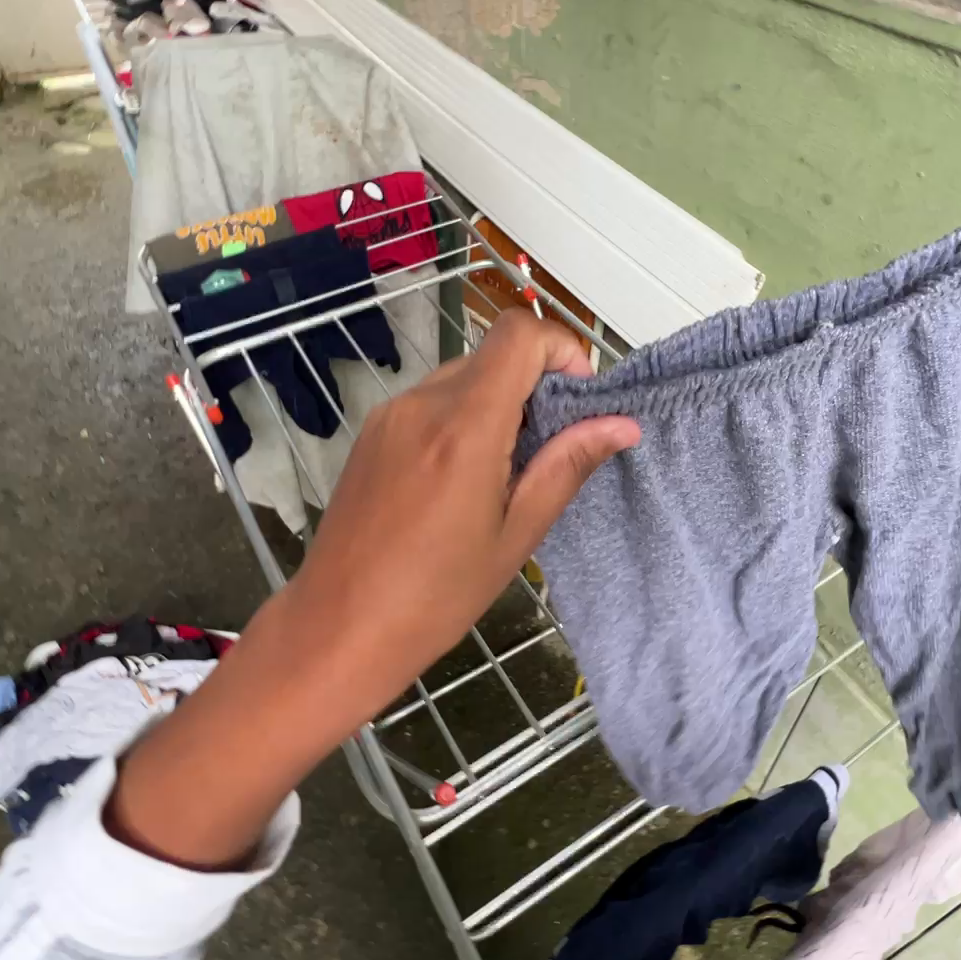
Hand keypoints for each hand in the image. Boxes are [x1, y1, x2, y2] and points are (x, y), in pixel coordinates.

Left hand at [107, 310, 635, 868]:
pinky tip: (463, 477)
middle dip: (535, 383)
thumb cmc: (436, 596)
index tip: (578, 397)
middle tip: (549, 447)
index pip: (518, 334)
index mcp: (464, 427)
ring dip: (499, 401)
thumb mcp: (516, 534)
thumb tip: (622, 424)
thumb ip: (568, 465)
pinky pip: (432, 399)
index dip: (561, 347)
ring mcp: (390, 414)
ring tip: (505, 471)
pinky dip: (463, 416)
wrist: (338, 625)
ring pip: (463, 375)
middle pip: (494, 353)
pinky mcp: (372, 431)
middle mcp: (421, 403)